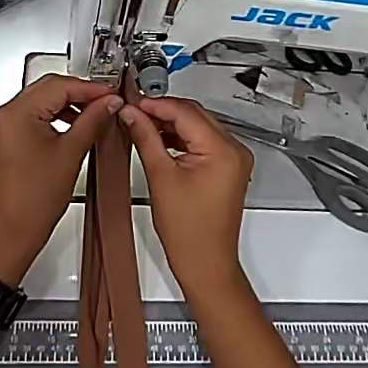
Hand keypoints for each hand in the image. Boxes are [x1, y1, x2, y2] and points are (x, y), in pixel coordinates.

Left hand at [0, 75, 121, 284]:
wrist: (11, 233)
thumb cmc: (31, 202)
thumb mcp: (71, 153)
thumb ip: (92, 120)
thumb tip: (107, 103)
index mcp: (16, 114)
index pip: (59, 86)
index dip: (90, 88)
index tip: (109, 93)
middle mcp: (4, 115)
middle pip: (48, 88)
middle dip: (79, 92)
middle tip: (106, 100)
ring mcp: (3, 126)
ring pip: (41, 100)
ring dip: (68, 103)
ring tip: (95, 112)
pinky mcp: (6, 137)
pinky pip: (33, 115)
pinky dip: (56, 115)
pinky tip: (75, 124)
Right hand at [119, 97, 254, 304]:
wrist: (205, 264)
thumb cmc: (189, 232)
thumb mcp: (160, 176)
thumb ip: (145, 137)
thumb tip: (132, 114)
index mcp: (222, 150)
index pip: (185, 112)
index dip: (155, 105)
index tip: (133, 104)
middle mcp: (234, 149)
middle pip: (194, 115)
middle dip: (163, 111)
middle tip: (134, 112)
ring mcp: (233, 158)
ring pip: (198, 126)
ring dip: (171, 123)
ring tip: (142, 125)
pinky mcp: (228, 167)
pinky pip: (203, 140)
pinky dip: (181, 137)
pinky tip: (160, 140)